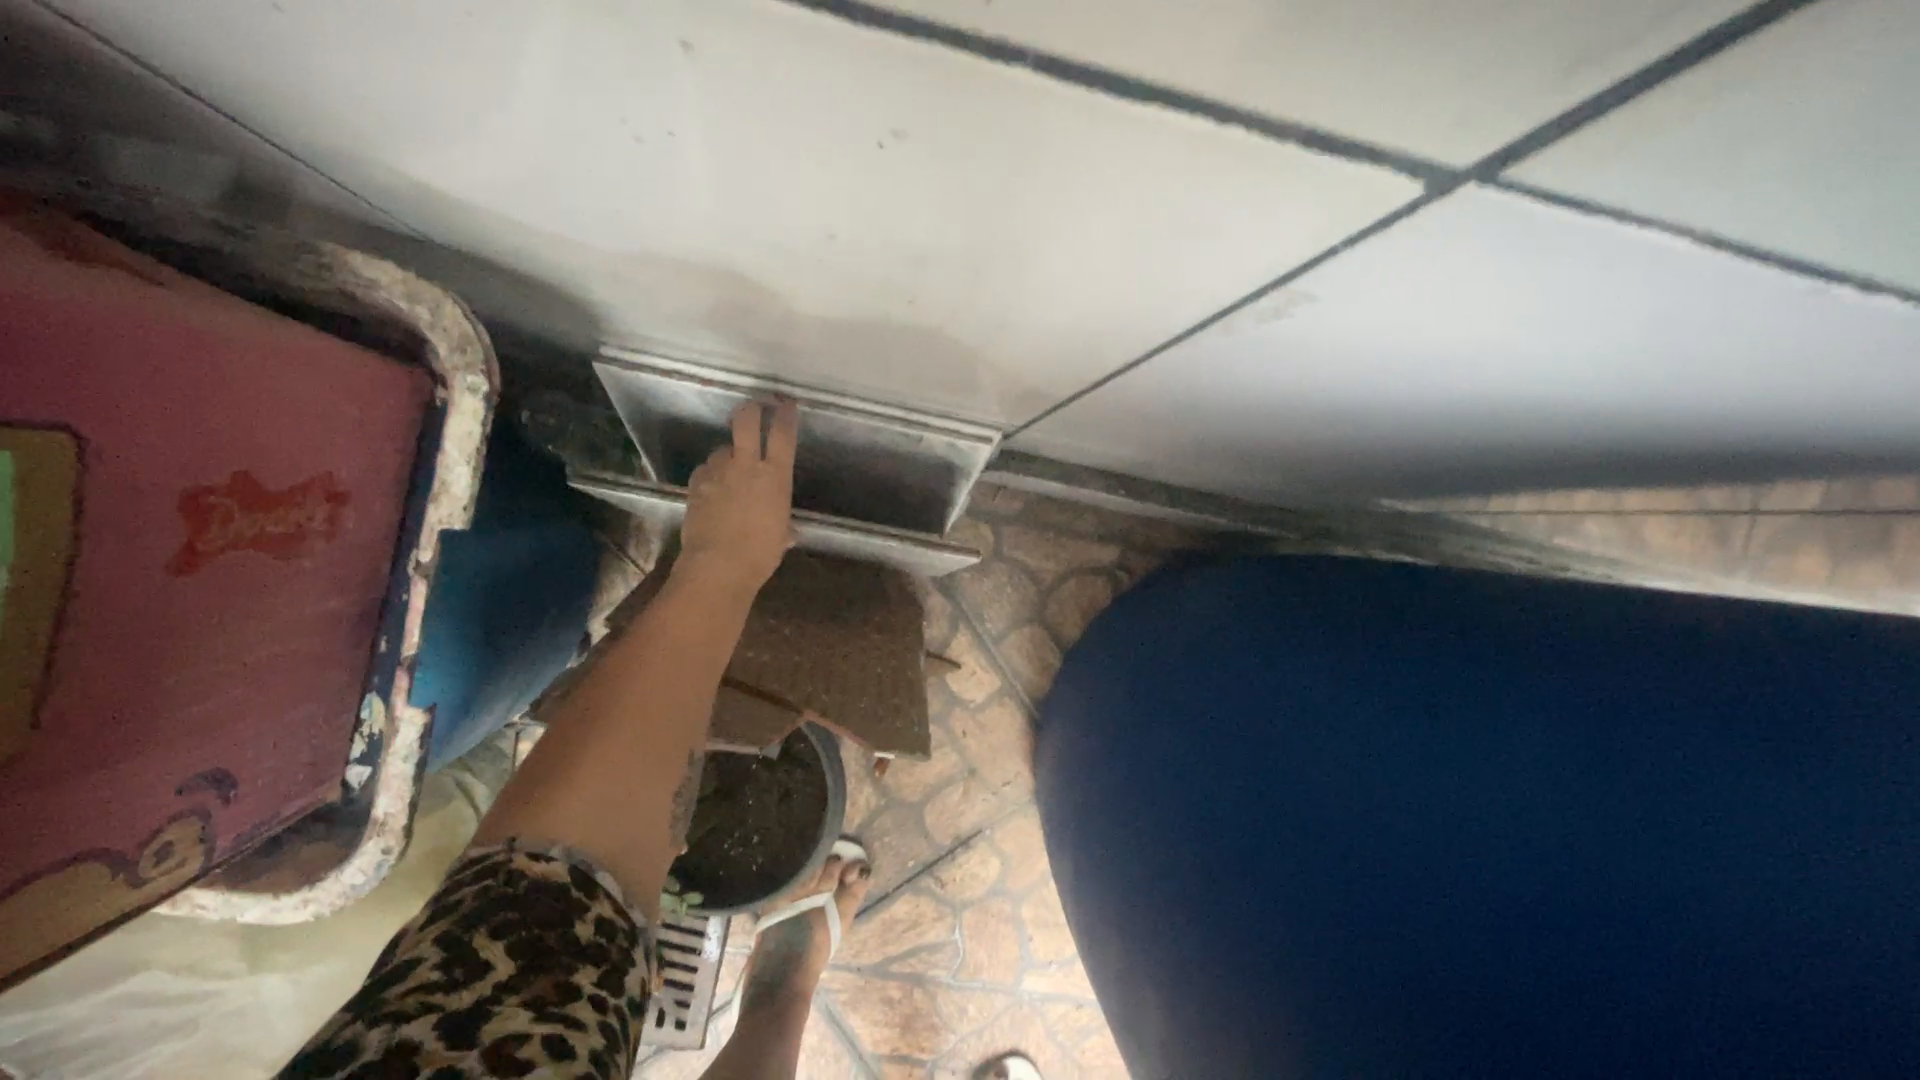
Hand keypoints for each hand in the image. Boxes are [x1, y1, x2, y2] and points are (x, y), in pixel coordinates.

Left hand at [678, 399, 798, 593]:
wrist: (718, 565)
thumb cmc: (761, 554)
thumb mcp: (781, 535)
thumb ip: (783, 523)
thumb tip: (787, 531)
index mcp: (776, 475)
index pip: (783, 432)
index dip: (785, 413)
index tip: (786, 403)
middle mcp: (747, 464)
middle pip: (746, 419)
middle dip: (751, 409)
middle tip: (754, 408)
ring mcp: (718, 471)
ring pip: (722, 448)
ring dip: (727, 455)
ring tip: (729, 471)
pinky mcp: (696, 482)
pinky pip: (705, 470)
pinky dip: (710, 475)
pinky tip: (712, 490)